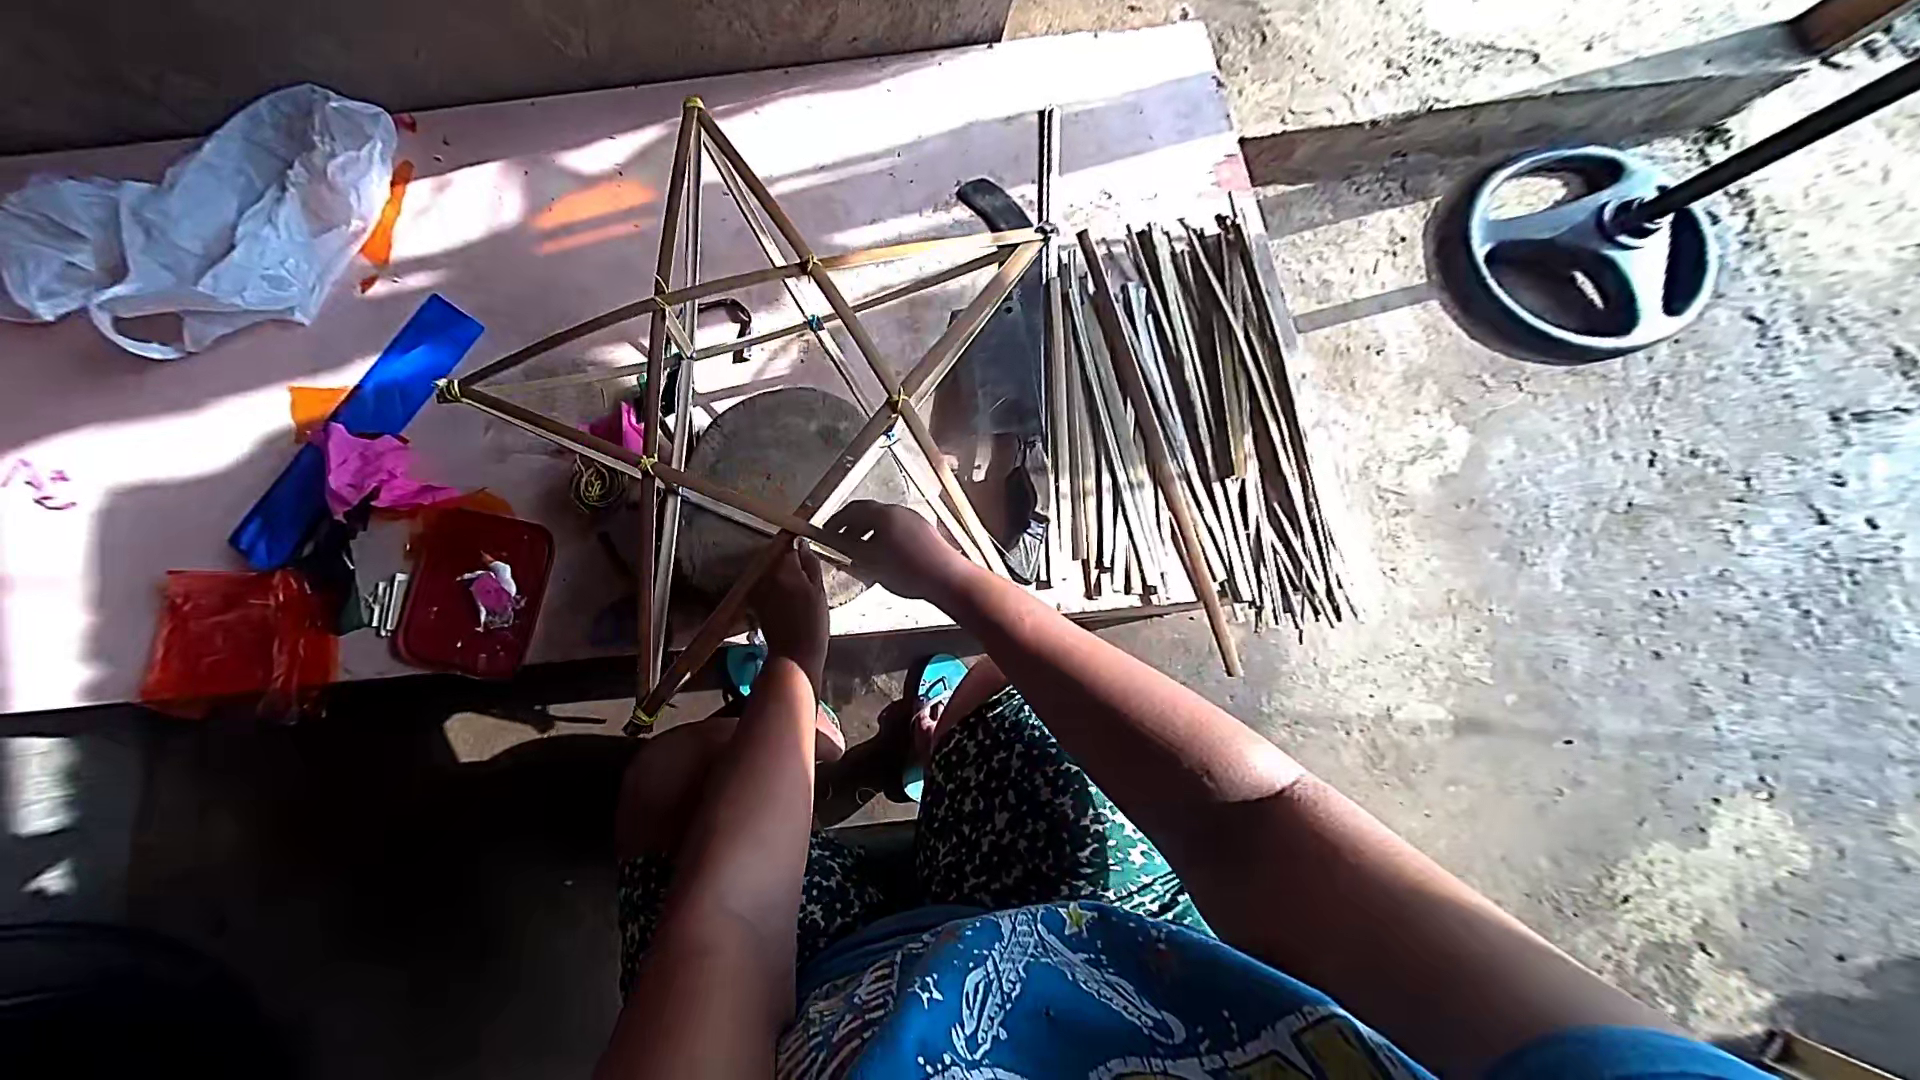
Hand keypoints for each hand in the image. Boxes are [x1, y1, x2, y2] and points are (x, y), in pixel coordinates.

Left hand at [750, 541, 827, 676]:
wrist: (793, 655)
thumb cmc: (813, 624)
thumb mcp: (820, 592)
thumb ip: (811, 564)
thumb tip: (802, 543)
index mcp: (784, 570)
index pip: (790, 548)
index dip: (801, 555)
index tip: (810, 566)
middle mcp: (766, 576)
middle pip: (778, 560)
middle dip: (791, 566)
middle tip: (807, 584)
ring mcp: (758, 589)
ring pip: (772, 574)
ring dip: (783, 579)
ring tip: (798, 597)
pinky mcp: (754, 602)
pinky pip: (767, 587)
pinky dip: (776, 591)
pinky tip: (788, 606)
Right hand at [824, 501, 972, 600]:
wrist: (947, 579)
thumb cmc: (910, 570)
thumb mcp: (869, 563)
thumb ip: (847, 551)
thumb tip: (832, 546)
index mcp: (883, 514)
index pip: (851, 510)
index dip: (835, 522)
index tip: (827, 533)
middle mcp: (899, 511)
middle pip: (868, 514)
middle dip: (851, 528)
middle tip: (841, 543)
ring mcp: (914, 520)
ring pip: (883, 522)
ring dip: (868, 535)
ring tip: (860, 554)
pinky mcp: (925, 532)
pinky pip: (897, 530)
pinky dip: (884, 539)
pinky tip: (883, 559)